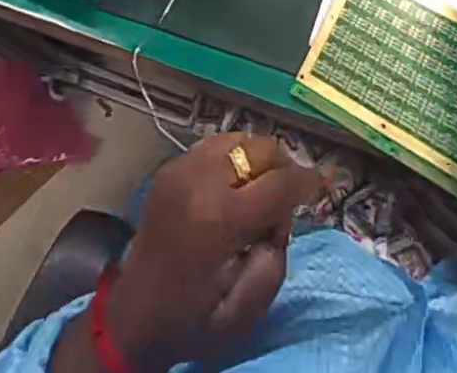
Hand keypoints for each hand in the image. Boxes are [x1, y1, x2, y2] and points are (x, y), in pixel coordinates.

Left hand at [51, 134, 321, 372]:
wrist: (133, 314)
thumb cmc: (192, 317)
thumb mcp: (245, 308)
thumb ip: (275, 258)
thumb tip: (282, 216)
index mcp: (220, 218)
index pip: (278, 182)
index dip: (307, 181)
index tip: (323, 185)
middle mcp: (200, 180)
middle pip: (260, 148)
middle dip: (282, 168)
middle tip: (286, 198)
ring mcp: (180, 168)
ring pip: (237, 139)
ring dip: (257, 159)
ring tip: (259, 190)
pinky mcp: (169, 168)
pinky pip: (213, 145)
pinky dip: (232, 157)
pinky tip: (233, 184)